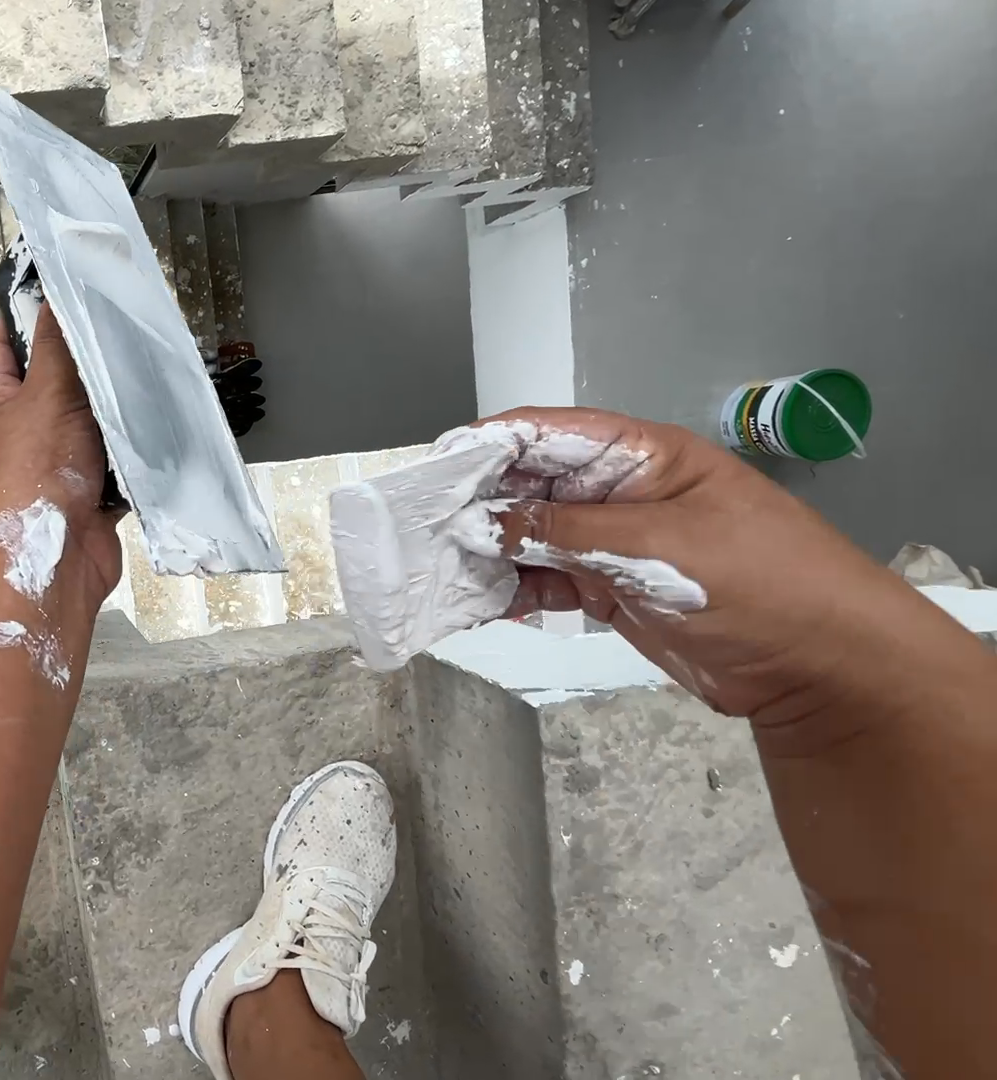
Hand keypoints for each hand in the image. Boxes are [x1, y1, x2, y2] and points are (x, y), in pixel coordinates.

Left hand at [0, 306, 123, 604]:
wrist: (54, 557)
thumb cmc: (34, 473)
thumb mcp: (44, 395)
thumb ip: (54, 346)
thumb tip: (55, 297)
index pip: (8, 340)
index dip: (32, 311)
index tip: (69, 284)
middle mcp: (25, 426)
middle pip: (58, 376)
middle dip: (89, 357)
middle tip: (127, 323)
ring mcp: (59, 457)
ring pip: (93, 416)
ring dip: (116, 403)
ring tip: (151, 364)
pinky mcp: (90, 485)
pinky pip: (115, 454)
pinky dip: (132, 443)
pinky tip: (159, 416)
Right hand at [480, 408, 981, 743]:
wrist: (824, 670)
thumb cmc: (759, 582)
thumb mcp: (660, 545)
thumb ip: (565, 531)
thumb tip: (481, 524)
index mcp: (639, 458)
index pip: (551, 434)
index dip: (491, 442)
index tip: (438, 463)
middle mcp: (615, 493)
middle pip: (529, 486)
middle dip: (480, 504)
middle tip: (428, 526)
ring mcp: (607, 541)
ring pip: (528, 537)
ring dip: (489, 553)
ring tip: (445, 570)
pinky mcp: (602, 586)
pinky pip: (541, 580)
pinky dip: (512, 591)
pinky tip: (485, 604)